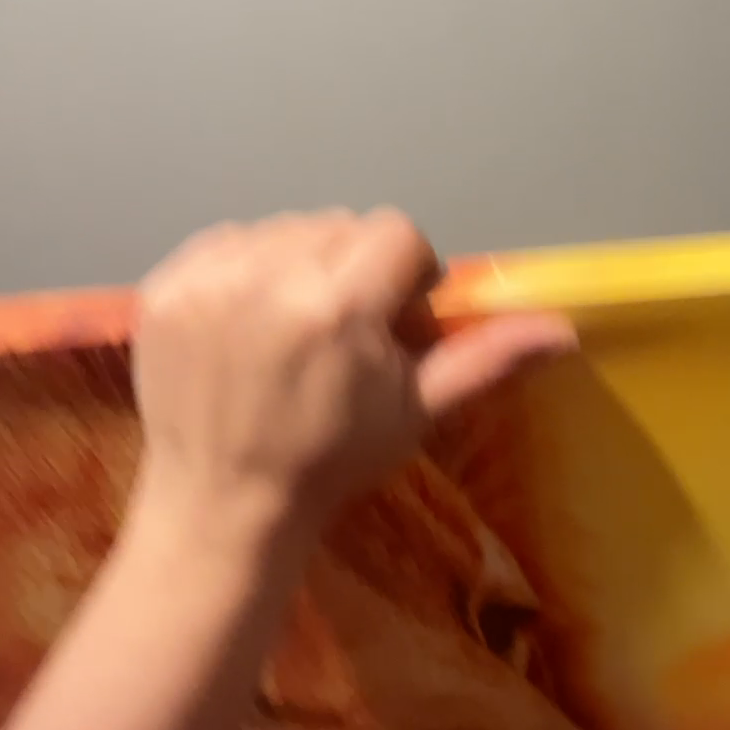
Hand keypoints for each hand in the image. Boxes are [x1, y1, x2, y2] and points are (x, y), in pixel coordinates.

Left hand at [126, 208, 575, 559]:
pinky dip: (254, 267)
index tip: (393, 322)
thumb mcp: (420, 409)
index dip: (407, 275)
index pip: (397, 232)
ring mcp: (208, 279)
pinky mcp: (165, 285)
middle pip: (344, 225)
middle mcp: (269, 277)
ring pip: (290, 227)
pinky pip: (233, 239)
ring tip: (297, 326)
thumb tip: (564, 330)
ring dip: (307, 264)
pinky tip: (253, 319)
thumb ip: (488, 357)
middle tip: (347, 332)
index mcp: (338, 307)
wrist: (223, 504)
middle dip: (358, 268)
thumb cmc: (334, 460)